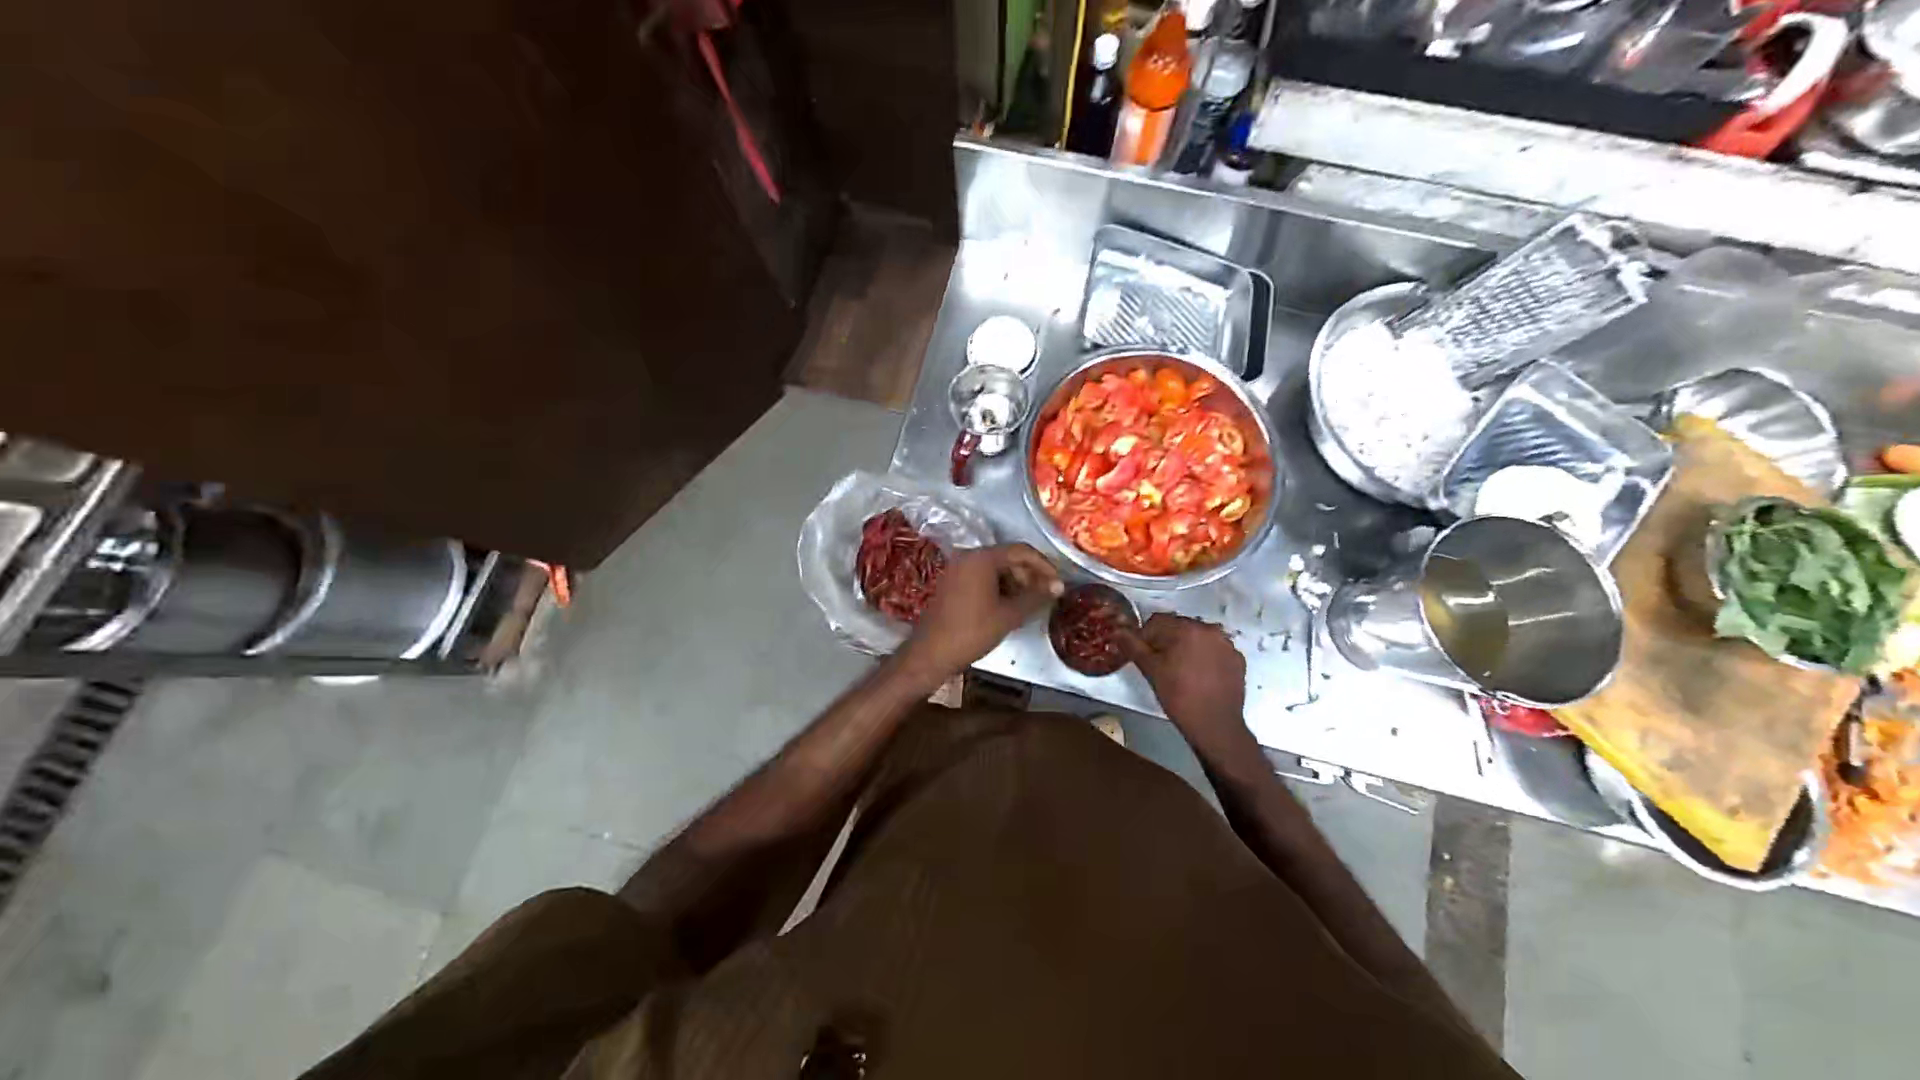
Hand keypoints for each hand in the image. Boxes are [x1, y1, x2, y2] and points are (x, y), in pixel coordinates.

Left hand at [896, 544, 1062, 680]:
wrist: (931, 653)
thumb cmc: (972, 632)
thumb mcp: (1010, 614)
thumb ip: (1036, 596)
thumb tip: (1058, 586)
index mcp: (982, 558)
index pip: (1021, 551)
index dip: (1044, 566)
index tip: (1058, 583)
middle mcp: (968, 556)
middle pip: (1007, 557)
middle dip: (1029, 575)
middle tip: (1045, 595)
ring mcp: (957, 569)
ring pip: (995, 568)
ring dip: (1015, 582)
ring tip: (1029, 604)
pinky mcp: (952, 582)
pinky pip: (982, 577)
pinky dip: (999, 587)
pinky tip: (1009, 606)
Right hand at [1120, 613, 1246, 741]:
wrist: (1214, 725)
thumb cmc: (1179, 695)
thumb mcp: (1151, 670)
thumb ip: (1133, 646)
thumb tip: (1118, 631)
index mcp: (1188, 629)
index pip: (1158, 621)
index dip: (1145, 636)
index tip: (1142, 654)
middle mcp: (1211, 630)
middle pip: (1180, 627)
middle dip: (1167, 641)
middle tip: (1159, 664)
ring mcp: (1227, 645)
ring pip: (1198, 638)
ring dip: (1186, 648)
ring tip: (1180, 671)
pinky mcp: (1238, 660)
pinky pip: (1215, 651)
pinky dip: (1205, 658)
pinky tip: (1198, 676)